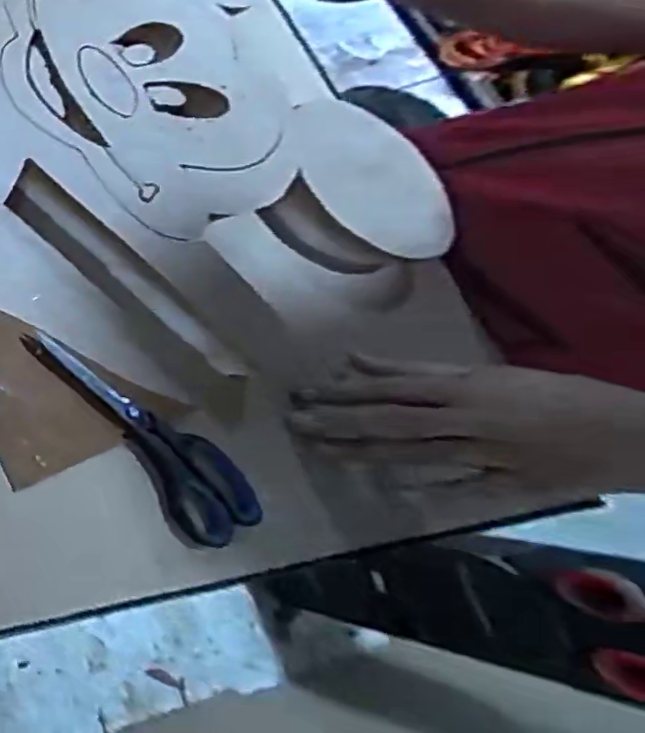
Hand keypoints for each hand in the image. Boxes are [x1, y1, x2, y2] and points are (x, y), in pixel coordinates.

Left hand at [287, 354, 644, 497]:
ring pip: (417, 455)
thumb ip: (414, 370)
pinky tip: (395, 493)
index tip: (304, 393)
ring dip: (365, 454)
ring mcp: (493, 456)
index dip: (341, 392)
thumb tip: (353, 359)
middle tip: (295, 423)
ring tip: (322, 453)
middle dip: (339, 422)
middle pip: (392, 422)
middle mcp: (469, 422)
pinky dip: (433, 492)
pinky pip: (469, 490)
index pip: (387, 390)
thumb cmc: (558, 394)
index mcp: (461, 391)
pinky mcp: (519, 486)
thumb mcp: (485, 373)